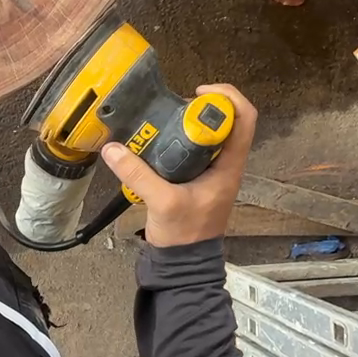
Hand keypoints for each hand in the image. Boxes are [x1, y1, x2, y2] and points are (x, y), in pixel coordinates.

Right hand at [98, 84, 256, 247]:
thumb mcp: (163, 203)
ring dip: (184, 124)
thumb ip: (138, 175)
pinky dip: (172, 140)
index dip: (226, 98)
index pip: (244, 119)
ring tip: (159, 121)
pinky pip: (186, 149)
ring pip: (204, 135)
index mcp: (229, 165)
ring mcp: (208, 170)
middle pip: (223, 121)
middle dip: (199, 108)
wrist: (182, 262)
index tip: (197, 94)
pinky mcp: (192, 177)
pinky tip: (152, 142)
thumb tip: (113, 149)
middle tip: (172, 107)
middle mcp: (223, 163)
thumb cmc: (184, 234)